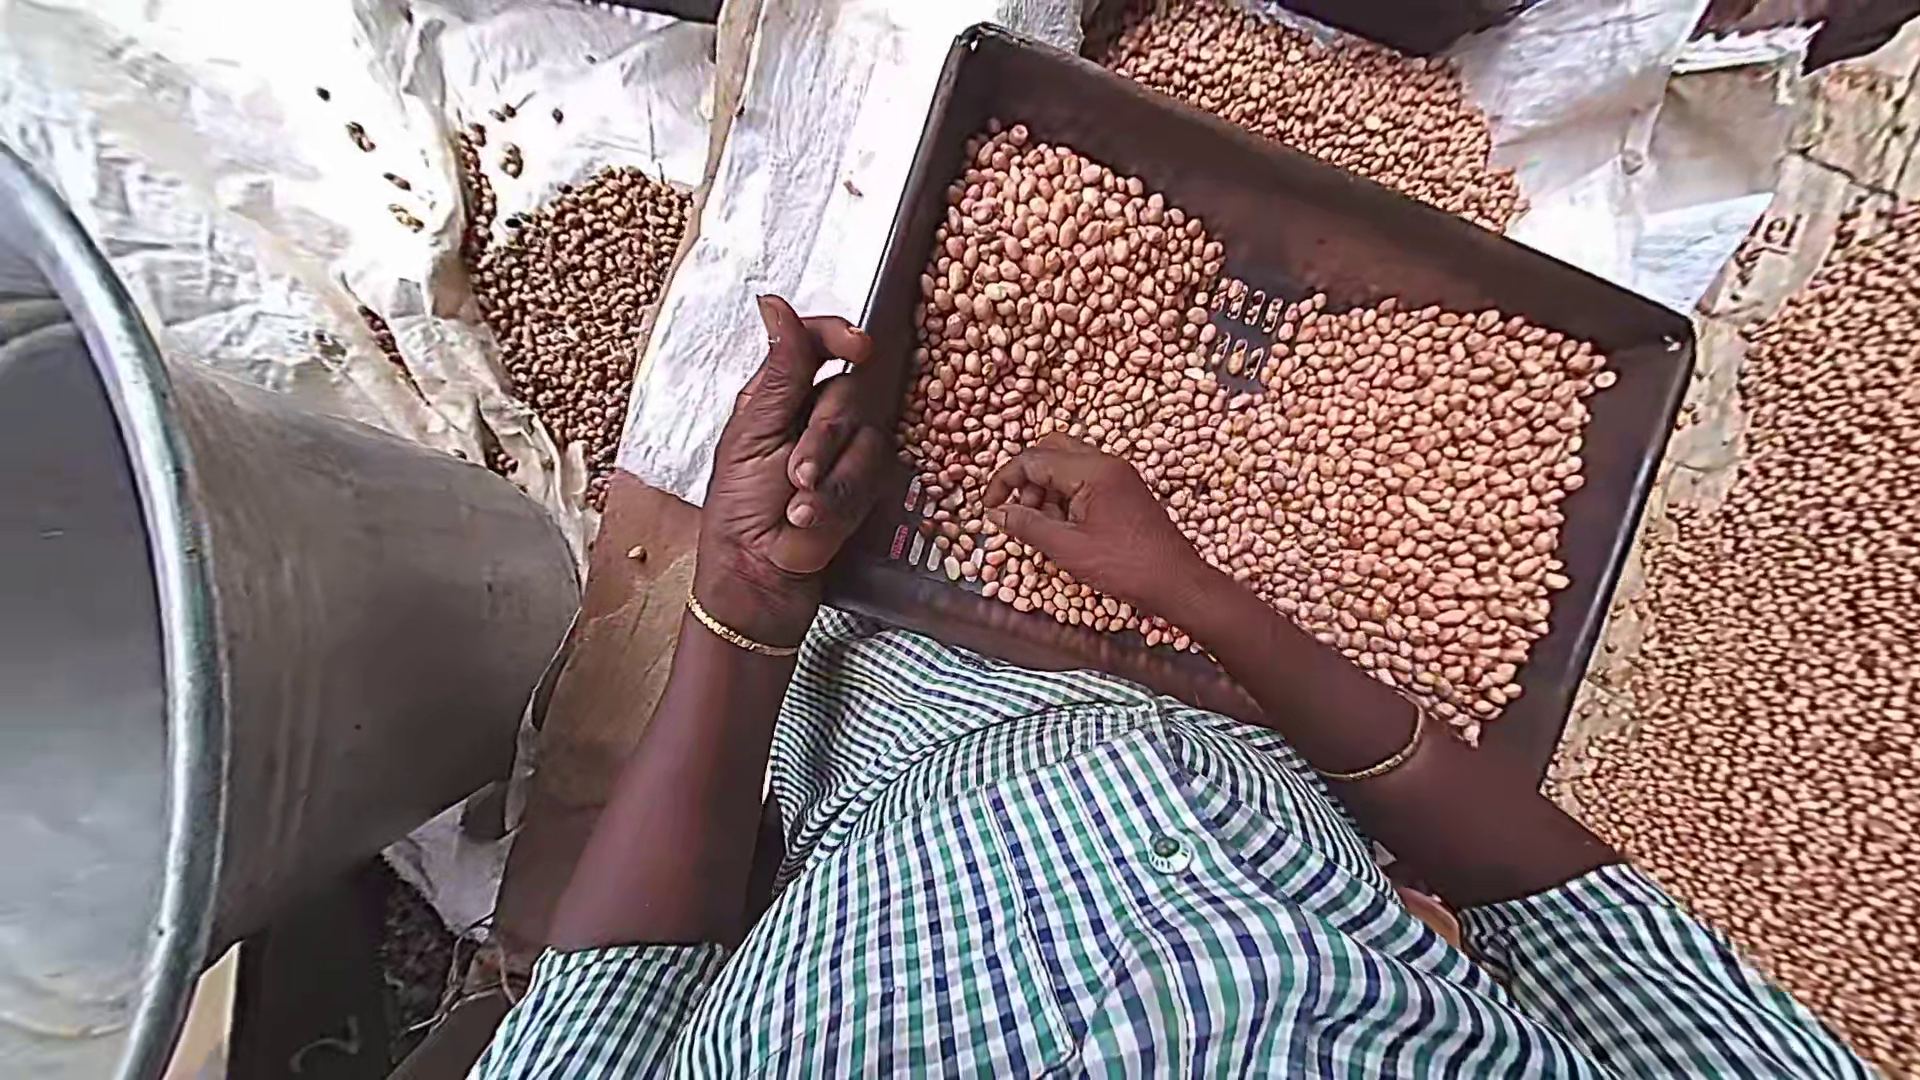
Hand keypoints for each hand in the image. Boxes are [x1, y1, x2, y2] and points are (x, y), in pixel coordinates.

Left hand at [695, 296, 891, 646]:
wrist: (760, 579)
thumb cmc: (740, 512)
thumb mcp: (752, 439)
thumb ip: (779, 374)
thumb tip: (775, 304)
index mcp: (777, 397)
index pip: (816, 344)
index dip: (839, 336)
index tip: (859, 346)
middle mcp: (814, 418)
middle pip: (849, 394)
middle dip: (826, 439)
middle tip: (797, 476)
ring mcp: (843, 454)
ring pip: (869, 440)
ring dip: (834, 481)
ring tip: (800, 510)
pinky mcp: (864, 486)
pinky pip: (875, 476)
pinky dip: (844, 502)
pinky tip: (816, 522)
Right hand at [983, 435, 1212, 617]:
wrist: (1175, 581)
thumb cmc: (1125, 566)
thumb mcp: (1067, 548)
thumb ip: (1027, 525)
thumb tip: (997, 513)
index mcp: (1092, 470)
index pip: (1033, 459)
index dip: (1004, 482)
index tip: (989, 507)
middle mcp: (1106, 463)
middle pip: (1049, 451)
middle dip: (1025, 480)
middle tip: (1017, 512)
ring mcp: (1117, 474)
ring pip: (1066, 465)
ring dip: (1044, 489)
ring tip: (1042, 526)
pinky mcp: (1122, 489)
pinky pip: (1083, 480)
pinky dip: (1064, 497)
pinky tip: (1063, 528)